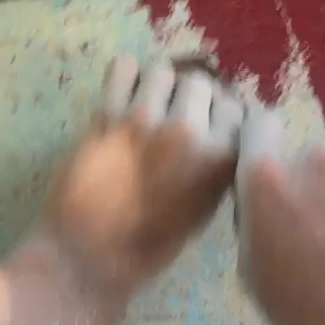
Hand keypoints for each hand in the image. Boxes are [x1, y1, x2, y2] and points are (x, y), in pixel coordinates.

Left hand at [42, 56, 242, 305]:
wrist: (89, 256)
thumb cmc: (152, 241)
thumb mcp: (205, 207)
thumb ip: (219, 162)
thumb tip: (221, 124)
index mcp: (221, 159)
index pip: (235, 108)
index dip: (220, 113)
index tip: (207, 121)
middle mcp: (189, 131)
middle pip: (201, 83)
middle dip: (190, 98)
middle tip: (175, 115)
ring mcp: (147, 120)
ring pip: (163, 71)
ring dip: (158, 87)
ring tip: (146, 107)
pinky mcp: (108, 115)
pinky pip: (123, 68)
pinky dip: (124, 77)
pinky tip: (122, 97)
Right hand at [234, 107, 324, 324]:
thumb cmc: (307, 315)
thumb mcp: (253, 268)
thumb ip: (256, 214)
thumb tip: (268, 195)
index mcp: (267, 177)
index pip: (258, 127)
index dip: (265, 143)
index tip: (275, 164)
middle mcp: (315, 154)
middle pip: (312, 153)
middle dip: (318, 180)